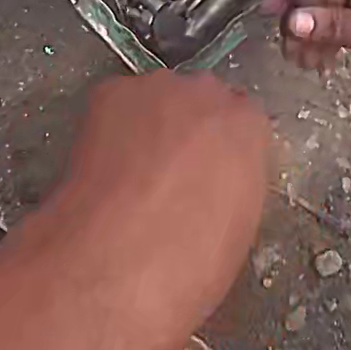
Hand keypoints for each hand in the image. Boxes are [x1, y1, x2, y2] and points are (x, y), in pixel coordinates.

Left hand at [43, 71, 271, 326]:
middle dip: (187, 128)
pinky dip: (111, 127)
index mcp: (248, 125)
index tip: (205, 173)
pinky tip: (103, 165)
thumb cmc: (192, 261)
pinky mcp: (111, 92)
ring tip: (128, 171)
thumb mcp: (238, 225)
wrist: (120, 259)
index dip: (219, 149)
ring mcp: (157, 88)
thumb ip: (233, 182)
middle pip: (200, 100)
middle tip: (167, 171)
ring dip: (148, 124)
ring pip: (157, 99)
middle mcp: (207, 92)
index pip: (239, 120)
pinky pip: (116, 102)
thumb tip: (212, 181)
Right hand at [262, 0, 350, 99]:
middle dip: (300, 20)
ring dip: (310, 35)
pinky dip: (326, 41)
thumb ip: (335, 25)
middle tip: (289, 46)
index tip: (272, 14)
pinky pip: (338, 25)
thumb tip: (295, 18)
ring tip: (305, 60)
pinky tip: (321, 60)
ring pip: (325, 11)